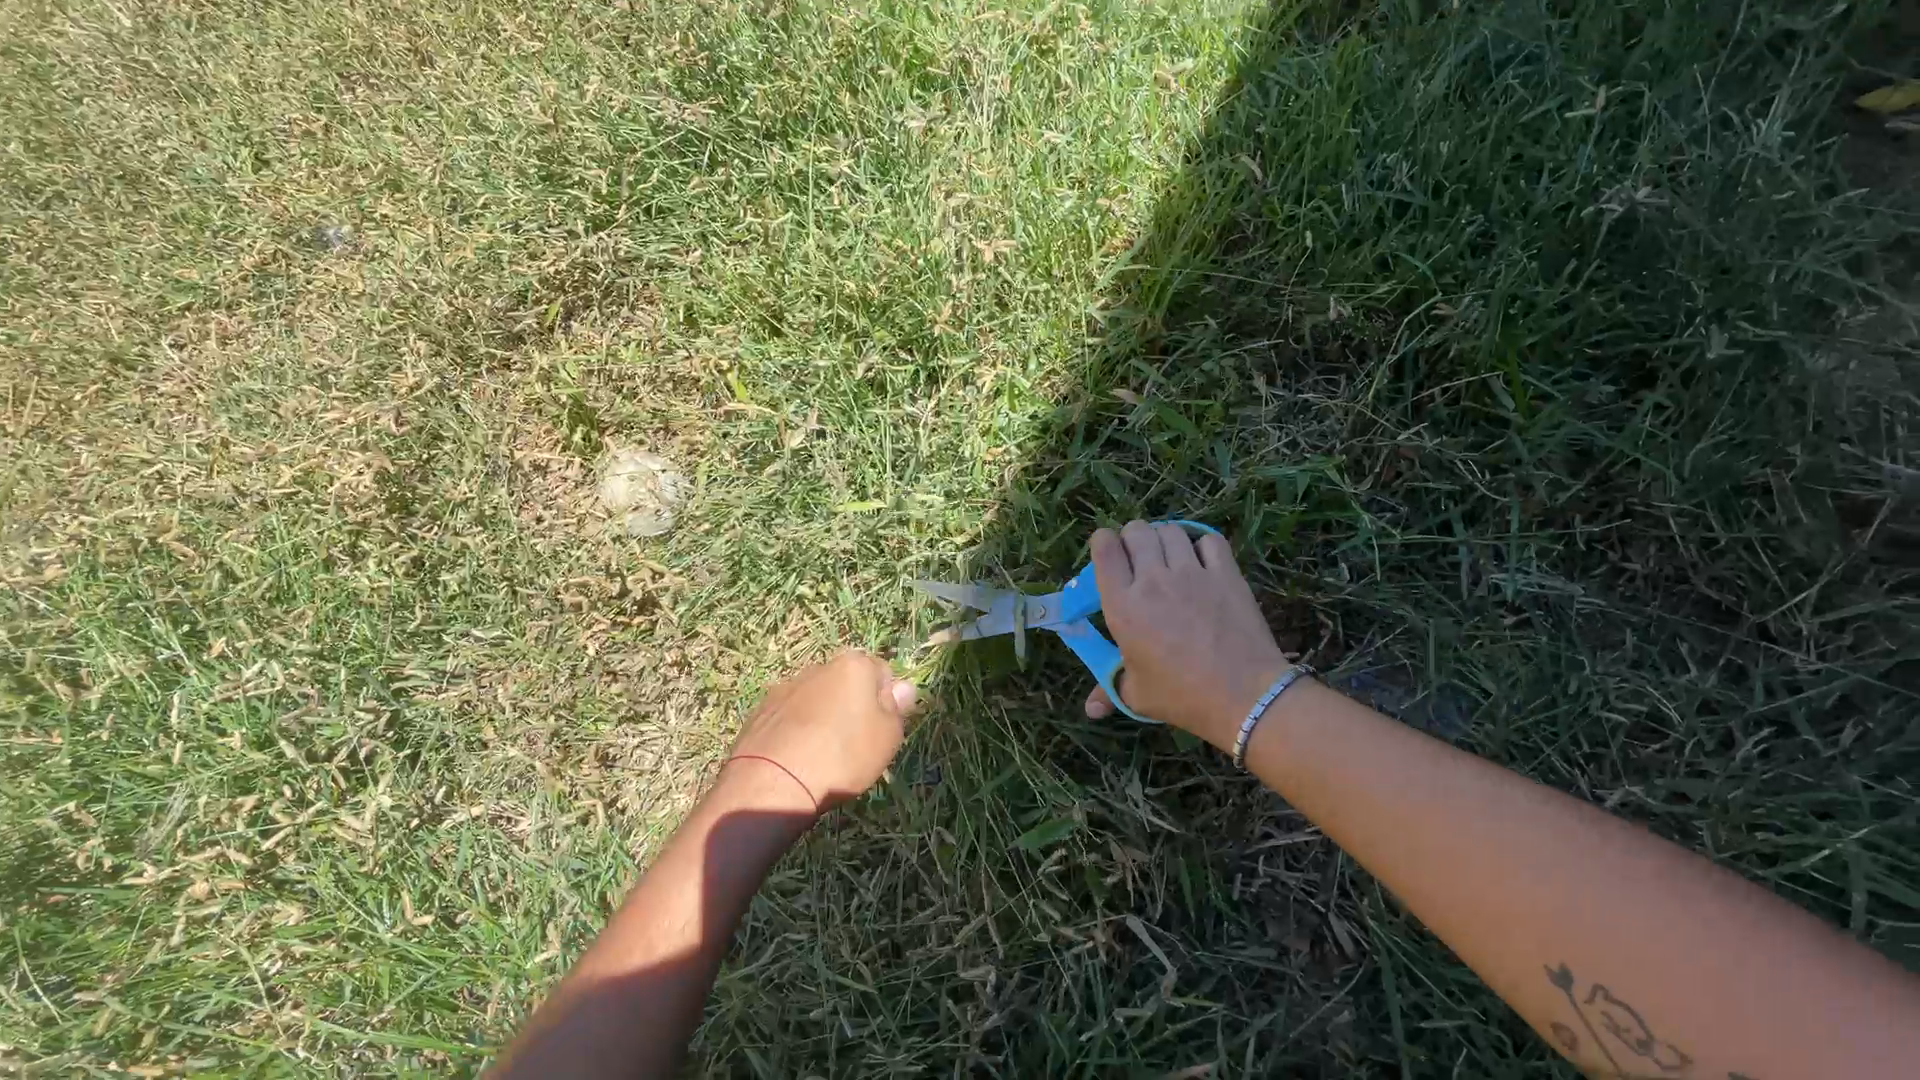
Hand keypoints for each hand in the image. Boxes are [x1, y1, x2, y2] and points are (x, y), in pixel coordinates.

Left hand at [727, 651, 915, 810]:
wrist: (775, 782)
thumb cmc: (843, 755)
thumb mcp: (887, 736)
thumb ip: (897, 707)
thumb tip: (903, 686)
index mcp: (853, 666)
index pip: (882, 672)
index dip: (886, 700)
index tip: (883, 728)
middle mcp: (818, 667)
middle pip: (845, 683)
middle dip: (851, 705)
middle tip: (856, 743)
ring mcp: (784, 688)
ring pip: (815, 699)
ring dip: (822, 717)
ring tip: (823, 755)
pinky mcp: (760, 711)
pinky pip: (789, 717)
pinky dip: (796, 730)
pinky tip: (797, 758)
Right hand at [1084, 520, 1291, 748]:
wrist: (1244, 695)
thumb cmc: (1183, 697)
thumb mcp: (1137, 695)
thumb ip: (1110, 690)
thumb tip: (1091, 709)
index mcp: (1123, 606)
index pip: (1105, 548)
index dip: (1103, 542)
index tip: (1109, 552)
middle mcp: (1153, 581)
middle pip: (1137, 531)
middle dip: (1133, 537)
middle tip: (1139, 557)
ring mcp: (1192, 573)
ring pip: (1171, 531)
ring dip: (1164, 539)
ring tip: (1169, 556)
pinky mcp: (1225, 574)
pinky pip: (1209, 540)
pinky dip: (1202, 545)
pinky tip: (1202, 562)